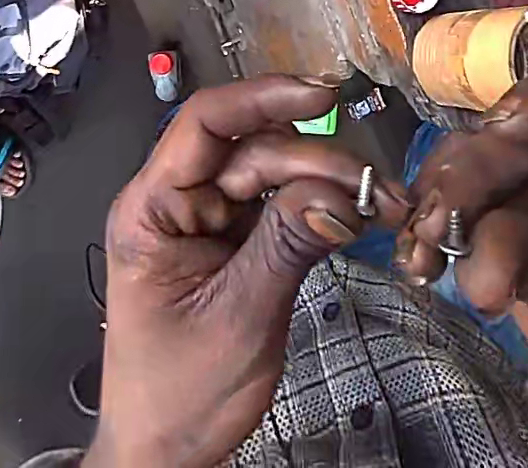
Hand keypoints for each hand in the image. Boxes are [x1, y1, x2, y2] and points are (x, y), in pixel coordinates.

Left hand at [86, 77, 411, 467]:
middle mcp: (180, 197)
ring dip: (327, 181)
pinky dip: (321, 205)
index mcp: (153, 207)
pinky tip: (352, 212)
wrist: (167, 454)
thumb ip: (285, 248)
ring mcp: (211, 214)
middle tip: (371, 188)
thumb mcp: (236, 321)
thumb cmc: (178, 395)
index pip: (203, 124)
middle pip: (252, 149)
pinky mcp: (237, 232)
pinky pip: (282, 201)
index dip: (261, 98)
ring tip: (374, 202)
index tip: (320, 96)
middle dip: (316, 161)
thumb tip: (337, 195)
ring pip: (274, 171)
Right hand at [396, 62, 527, 467]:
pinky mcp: (514, 200)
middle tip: (443, 218)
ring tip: (428, 241)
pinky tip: (423, 247)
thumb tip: (475, 247)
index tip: (504, 128)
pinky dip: (436, 214)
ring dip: (444, 193)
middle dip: (474, 168)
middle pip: (524, 127)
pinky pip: (463, 188)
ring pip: (481, 151)